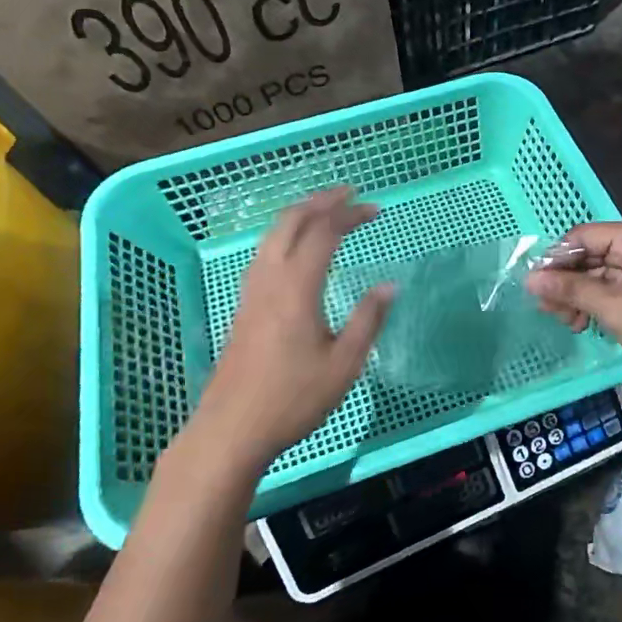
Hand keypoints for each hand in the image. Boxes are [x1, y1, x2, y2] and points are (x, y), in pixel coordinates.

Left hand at [188, 187, 393, 462]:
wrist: (233, 428)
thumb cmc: (294, 398)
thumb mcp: (344, 364)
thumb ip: (368, 320)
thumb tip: (389, 286)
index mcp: (297, 288)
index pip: (324, 232)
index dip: (350, 214)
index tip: (376, 210)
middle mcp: (270, 279)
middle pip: (291, 221)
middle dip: (321, 201)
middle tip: (349, 194)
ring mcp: (251, 291)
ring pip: (272, 235)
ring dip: (299, 215)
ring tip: (325, 212)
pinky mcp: (244, 306)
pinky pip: (264, 253)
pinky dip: (285, 235)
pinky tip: (296, 251)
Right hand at [525, 219, 621, 408]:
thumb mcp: (611, 307)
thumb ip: (569, 289)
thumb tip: (529, 279)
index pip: (583, 236)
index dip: (556, 259)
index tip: (534, 286)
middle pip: (588, 254)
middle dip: (566, 282)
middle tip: (547, 310)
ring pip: (596, 274)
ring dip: (577, 297)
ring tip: (567, 323)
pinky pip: (609, 288)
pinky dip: (593, 304)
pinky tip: (581, 324)